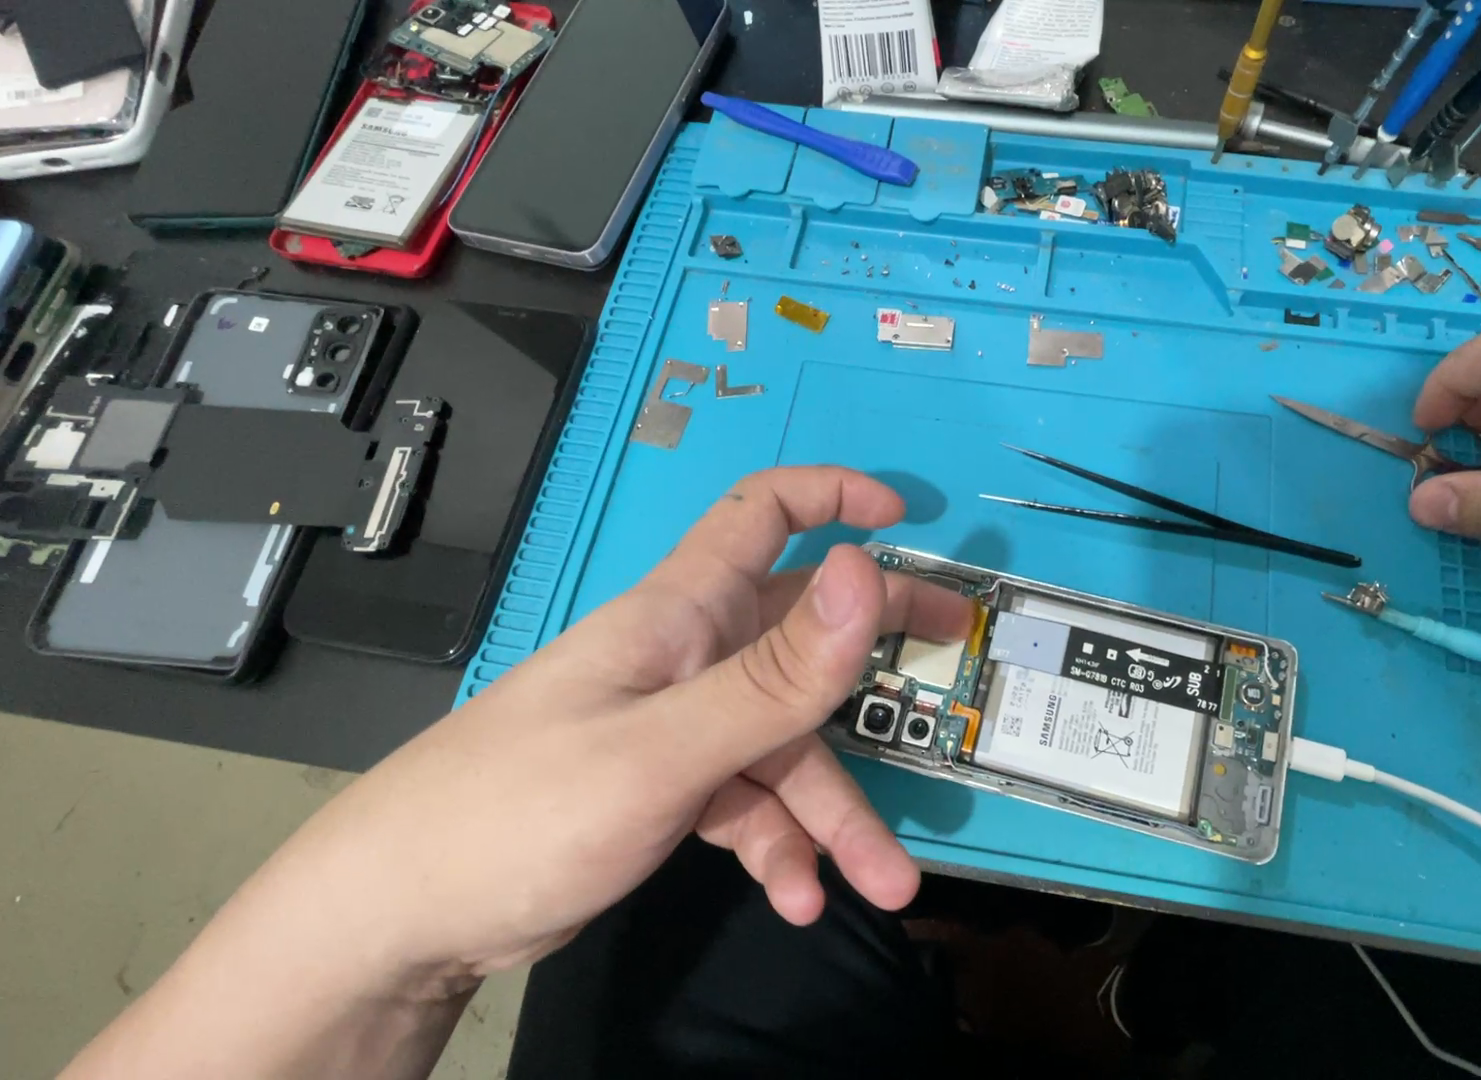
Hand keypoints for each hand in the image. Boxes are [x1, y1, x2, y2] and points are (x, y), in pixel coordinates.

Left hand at [282, 467, 972, 984]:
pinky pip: (750, 801)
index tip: (899, 519)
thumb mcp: (661, 749)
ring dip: (837, 809)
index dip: (832, 496)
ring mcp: (683, 723)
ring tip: (886, 880)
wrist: (396, 925)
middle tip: (953, 648)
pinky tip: (798, 898)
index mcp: (682, 613)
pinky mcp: (672, 785)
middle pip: (802, 628)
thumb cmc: (518, 811)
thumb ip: (772, 674)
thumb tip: (863, 574)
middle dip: (878, 643)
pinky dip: (780, 845)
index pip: (761, 512)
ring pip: (785, 743)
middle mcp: (690, 654)